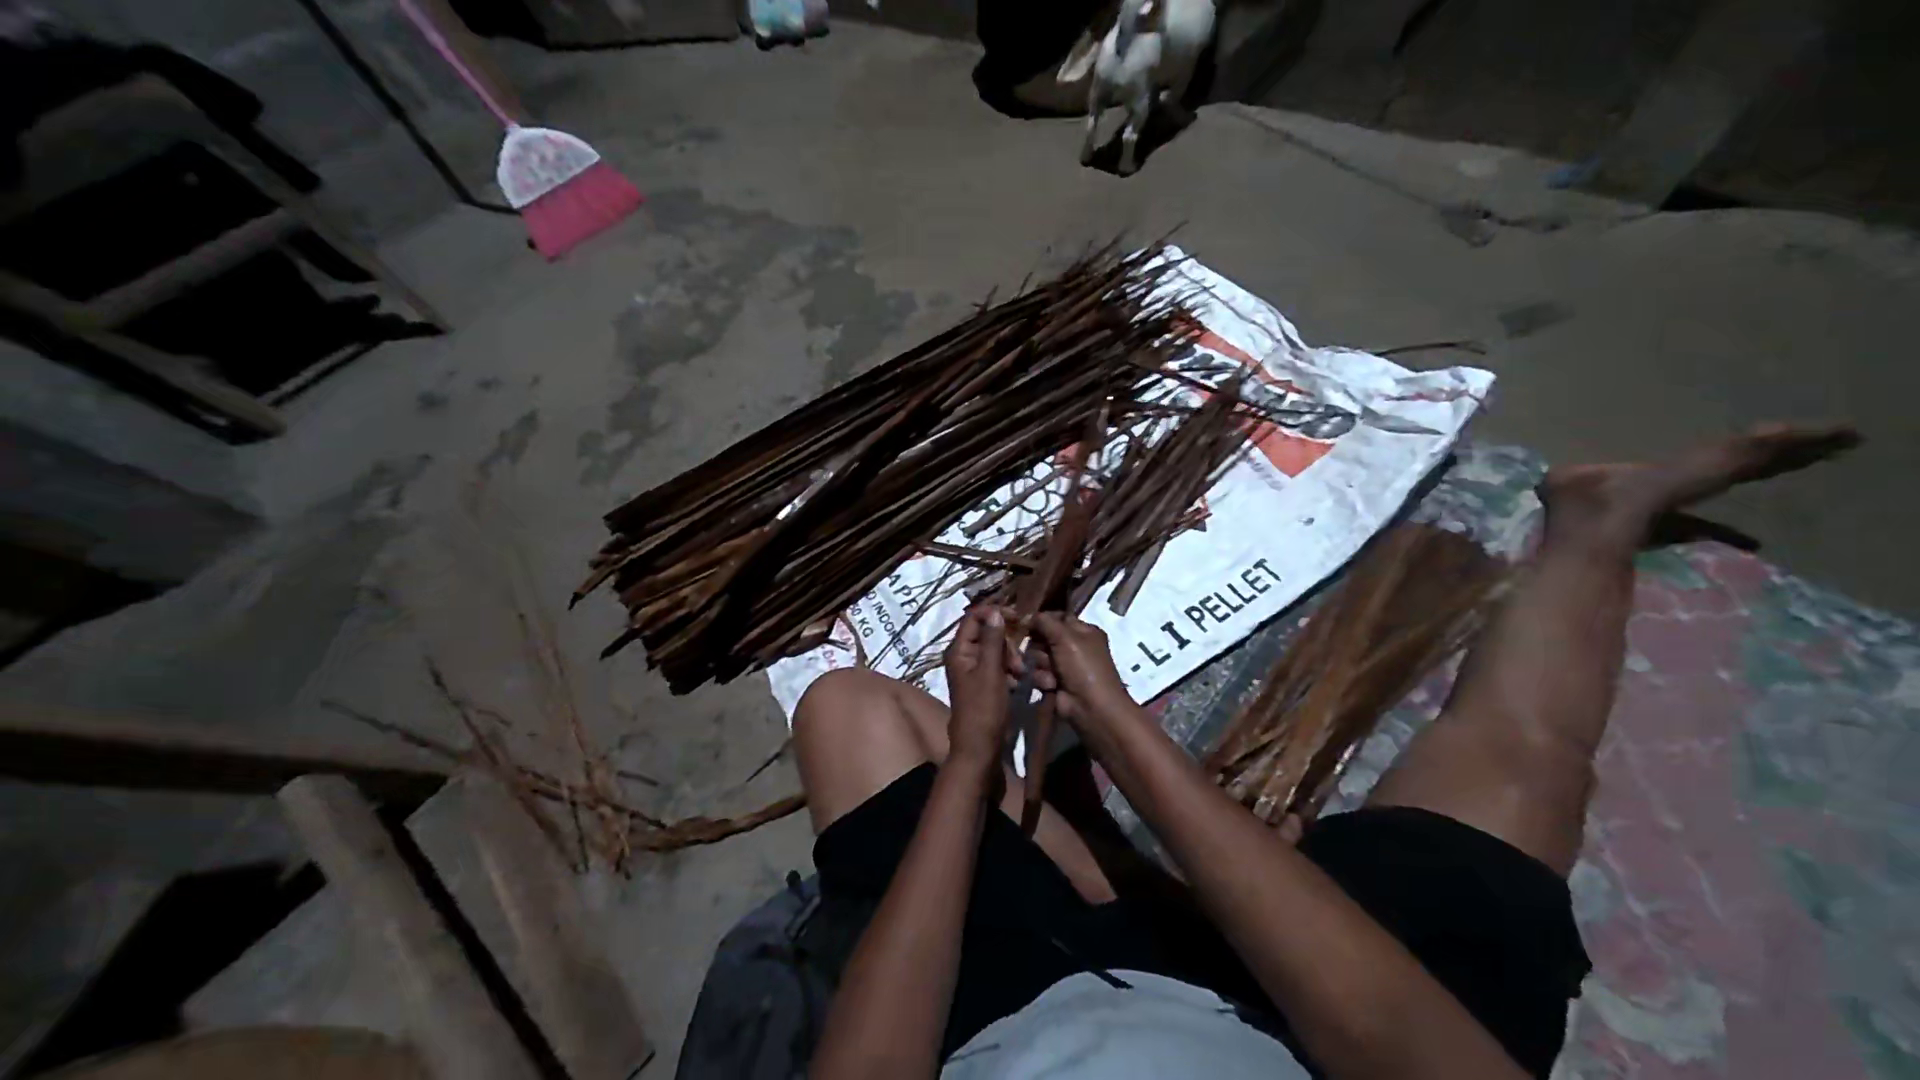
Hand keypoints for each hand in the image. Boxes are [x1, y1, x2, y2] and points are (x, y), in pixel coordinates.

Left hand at [944, 605, 1011, 764]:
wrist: (980, 748)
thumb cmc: (984, 709)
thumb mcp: (991, 672)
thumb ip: (993, 640)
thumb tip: (994, 612)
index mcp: (959, 651)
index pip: (973, 617)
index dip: (994, 613)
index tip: (1018, 617)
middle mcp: (964, 658)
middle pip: (986, 633)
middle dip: (1007, 641)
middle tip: (1018, 661)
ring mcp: (974, 672)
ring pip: (996, 651)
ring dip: (1011, 658)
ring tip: (1020, 675)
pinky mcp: (984, 685)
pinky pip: (999, 667)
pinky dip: (1010, 671)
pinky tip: (1018, 683)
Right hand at [1028, 612, 1135, 724]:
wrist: (1091, 707)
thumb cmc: (1083, 667)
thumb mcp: (1065, 637)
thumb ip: (1045, 622)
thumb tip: (1026, 615)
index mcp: (1084, 632)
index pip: (1058, 617)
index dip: (1042, 619)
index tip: (1024, 621)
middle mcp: (1075, 646)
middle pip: (1044, 637)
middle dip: (1039, 646)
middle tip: (1041, 651)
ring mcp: (1065, 666)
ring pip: (1038, 657)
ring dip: (1042, 665)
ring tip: (1051, 674)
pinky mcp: (1055, 683)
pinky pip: (1039, 674)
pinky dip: (1044, 679)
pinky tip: (1052, 686)